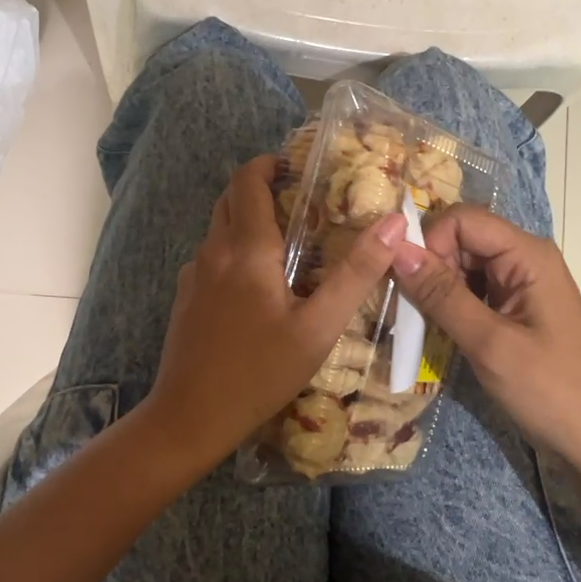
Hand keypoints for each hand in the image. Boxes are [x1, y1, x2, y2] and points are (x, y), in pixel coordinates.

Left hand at [144, 155, 405, 463]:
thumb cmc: (259, 372)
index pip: (248, 180)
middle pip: (230, 198)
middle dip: (262, 188)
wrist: (190, 417)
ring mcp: (193, 276)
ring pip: (219, 229)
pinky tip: (260, 287)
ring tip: (290, 245)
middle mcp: (213, 252)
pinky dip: (236, 252)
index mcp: (246, 248)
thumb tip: (394, 222)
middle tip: (303, 204)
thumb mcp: (318, 327)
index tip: (301, 170)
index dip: (270, 164)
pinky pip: (212, 259)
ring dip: (249, 221)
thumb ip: (356, 274)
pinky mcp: (186, 300)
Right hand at [389, 205, 580, 459]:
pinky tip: (436, 329)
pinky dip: (448, 304)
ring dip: (435, 287)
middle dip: (429, 265)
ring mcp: (519, 284)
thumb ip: (441, 294)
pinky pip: (470, 289)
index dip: (430, 241)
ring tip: (418, 322)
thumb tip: (397, 250)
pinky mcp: (512, 307)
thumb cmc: (546, 389)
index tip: (408, 282)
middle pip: (461, 238)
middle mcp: (524, 258)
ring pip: (461, 265)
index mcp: (528, 255)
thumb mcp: (488, 342)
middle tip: (408, 308)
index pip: (463, 219)